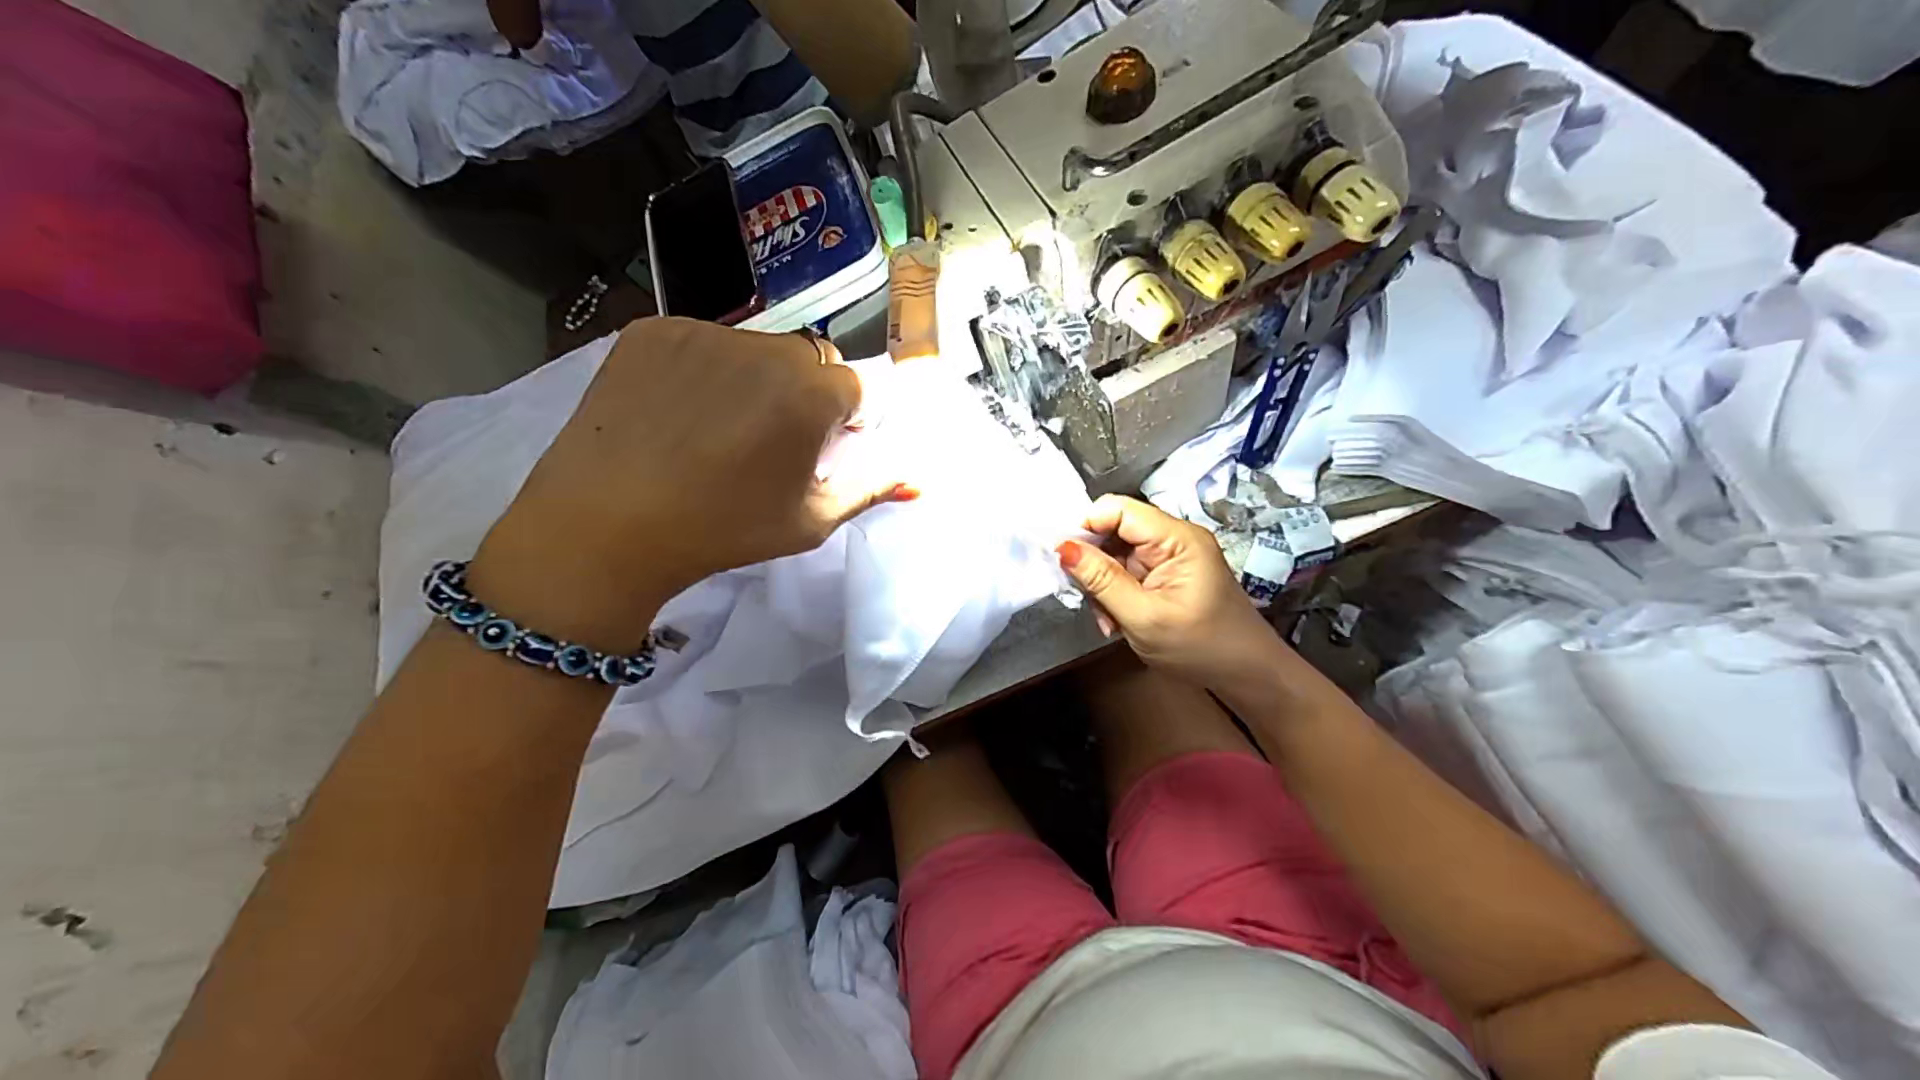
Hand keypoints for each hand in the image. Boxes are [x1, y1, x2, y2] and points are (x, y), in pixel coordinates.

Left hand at [468, 319, 912, 647]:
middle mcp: (766, 346)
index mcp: (812, 391)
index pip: (853, 388)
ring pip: (751, 348)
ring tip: (709, 430)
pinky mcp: (650, 329)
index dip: (838, 423)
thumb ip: (872, 487)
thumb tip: (922, 477)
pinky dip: (698, 368)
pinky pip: (697, 341)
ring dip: (749, 379)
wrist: (605, 526)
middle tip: (761, 443)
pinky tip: (672, 412)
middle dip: (799, 394)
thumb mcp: (810, 520)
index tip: (810, 453)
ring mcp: (702, 331)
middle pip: (806, 360)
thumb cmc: (723, 529)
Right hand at [1056, 495, 1285, 695]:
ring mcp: (1170, 556)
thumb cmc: (1203, 649)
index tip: (1066, 561)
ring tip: (1110, 620)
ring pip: (1115, 554)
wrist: (1247, 675)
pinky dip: (1115, 594)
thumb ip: (1102, 580)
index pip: (1117, 509)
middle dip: (1094, 564)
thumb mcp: (1144, 617)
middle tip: (1091, 599)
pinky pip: (1127, 571)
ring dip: (1103, 585)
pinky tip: (1118, 621)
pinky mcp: (1166, 573)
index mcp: (1177, 538)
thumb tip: (1063, 548)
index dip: (1086, 528)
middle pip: (1113, 530)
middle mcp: (1173, 537)